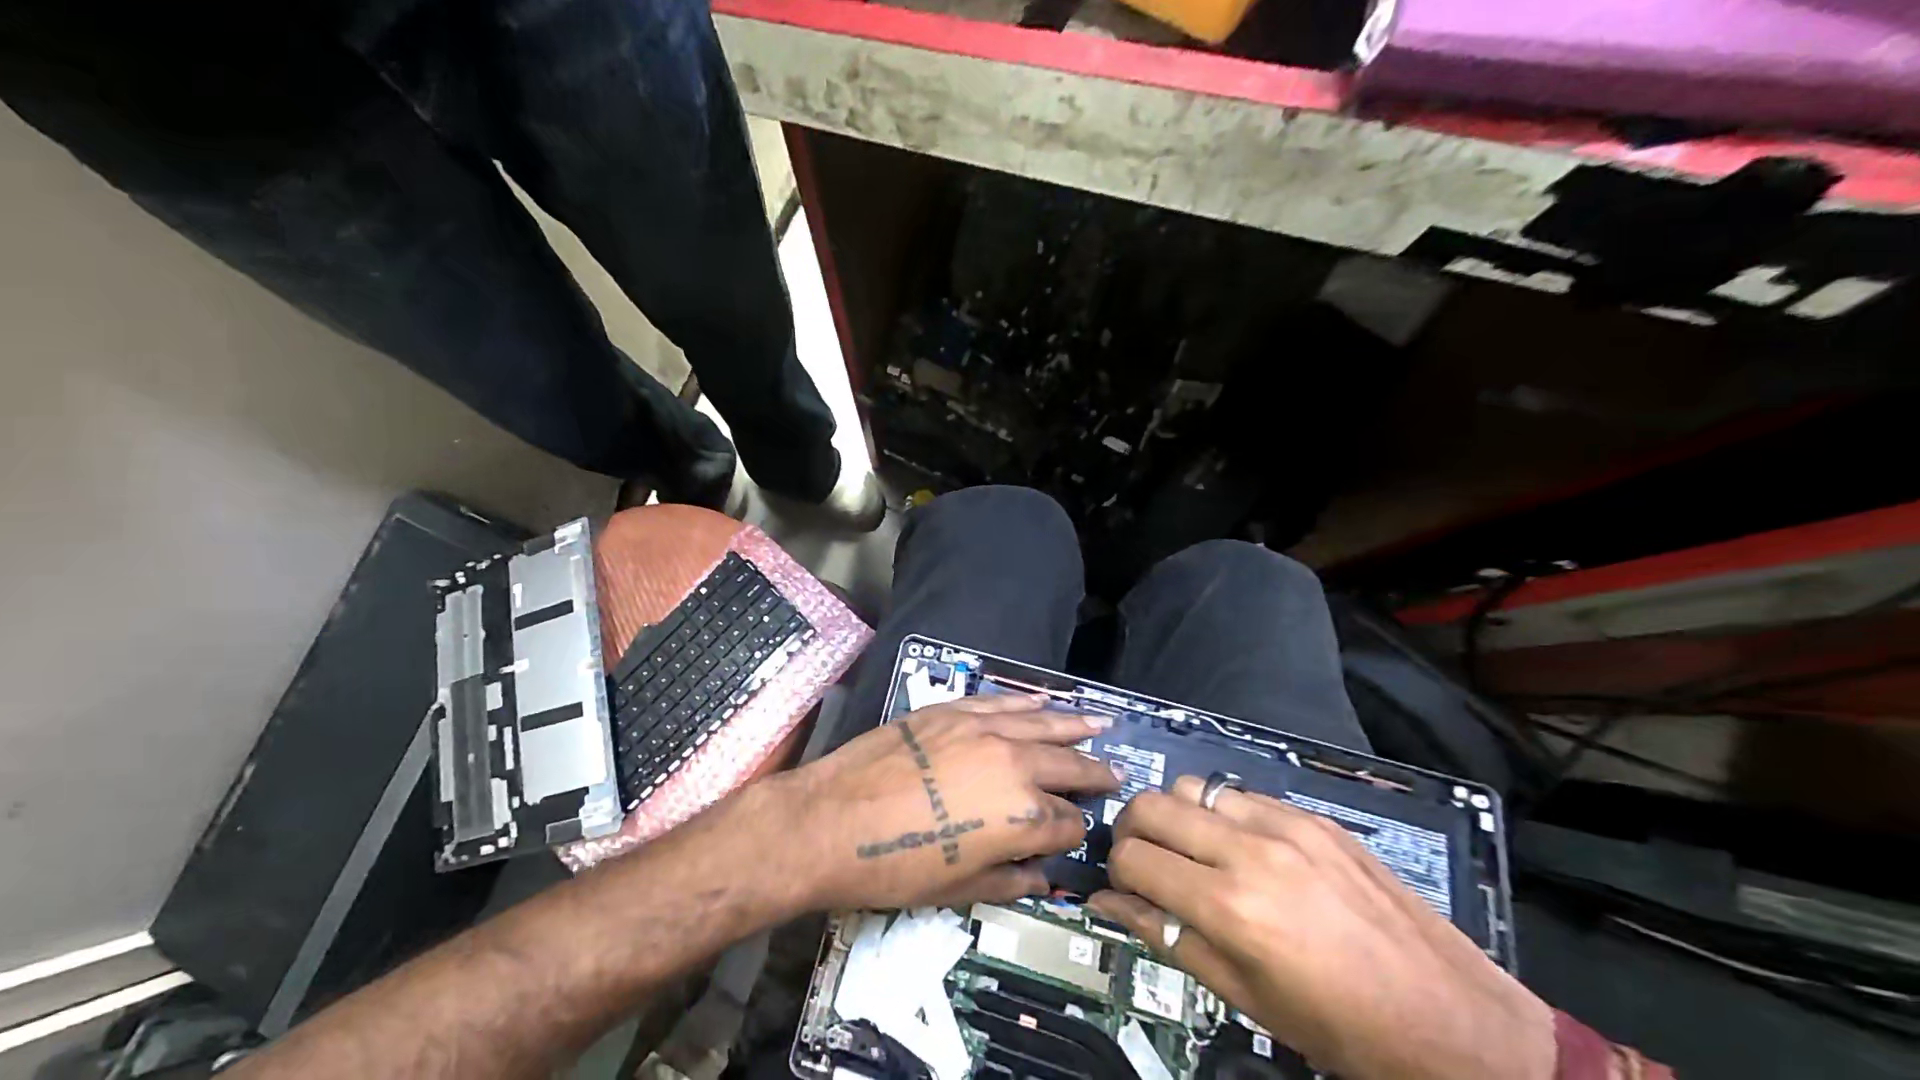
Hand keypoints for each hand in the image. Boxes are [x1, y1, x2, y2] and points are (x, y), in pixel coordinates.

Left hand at [778, 693, 1121, 910]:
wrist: (830, 821)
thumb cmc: (894, 869)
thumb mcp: (957, 890)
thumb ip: (1009, 881)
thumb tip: (1042, 879)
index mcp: (1022, 817)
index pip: (1066, 823)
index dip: (1073, 832)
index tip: (1073, 835)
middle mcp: (1014, 765)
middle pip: (1068, 767)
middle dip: (1094, 775)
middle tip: (1114, 775)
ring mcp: (983, 731)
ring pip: (1043, 724)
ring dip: (1075, 726)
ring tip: (1101, 724)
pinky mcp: (953, 712)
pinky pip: (1001, 702)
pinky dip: (1026, 702)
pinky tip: (1044, 700)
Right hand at [1087, 776, 1554, 1079]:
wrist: (1454, 1021)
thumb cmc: (1341, 1027)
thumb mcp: (1244, 997)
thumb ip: (1166, 937)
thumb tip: (1108, 902)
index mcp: (1230, 909)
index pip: (1134, 858)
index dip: (1117, 872)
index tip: (1125, 888)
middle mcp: (1251, 852)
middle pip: (1152, 804)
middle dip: (1132, 829)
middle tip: (1144, 862)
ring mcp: (1287, 825)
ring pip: (1192, 787)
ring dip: (1177, 815)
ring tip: (1192, 851)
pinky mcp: (1315, 817)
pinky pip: (1242, 794)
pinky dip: (1223, 815)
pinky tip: (1242, 849)